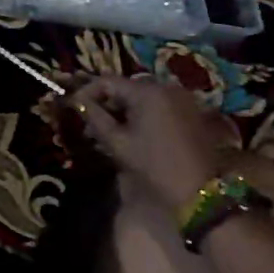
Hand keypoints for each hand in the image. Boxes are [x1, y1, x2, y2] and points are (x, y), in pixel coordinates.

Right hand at [70, 75, 230, 211]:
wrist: (200, 191)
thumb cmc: (153, 165)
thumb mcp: (117, 142)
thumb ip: (94, 117)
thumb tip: (76, 102)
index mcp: (147, 92)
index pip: (107, 81)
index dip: (86, 92)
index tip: (73, 109)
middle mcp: (166, 87)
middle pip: (125, 87)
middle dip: (105, 102)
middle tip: (89, 124)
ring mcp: (182, 99)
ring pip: (141, 96)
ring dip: (122, 109)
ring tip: (108, 130)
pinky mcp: (191, 112)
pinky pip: (158, 104)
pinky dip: (141, 113)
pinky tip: (132, 132)